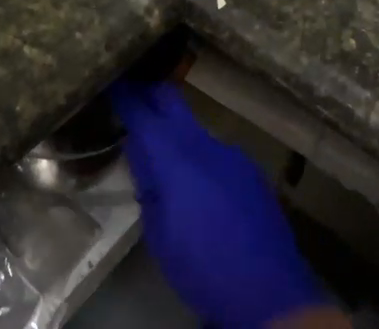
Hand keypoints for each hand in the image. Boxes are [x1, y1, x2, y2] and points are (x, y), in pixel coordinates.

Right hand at [109, 79, 330, 328]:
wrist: (271, 295)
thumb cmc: (201, 266)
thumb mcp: (157, 231)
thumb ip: (147, 185)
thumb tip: (140, 157)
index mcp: (173, 155)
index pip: (139, 109)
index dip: (121, 93)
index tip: (107, 83)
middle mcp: (202, 143)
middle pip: (170, 98)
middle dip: (149, 95)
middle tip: (131, 102)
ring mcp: (232, 154)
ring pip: (194, 128)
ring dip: (176, 134)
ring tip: (164, 161)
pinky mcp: (252, 171)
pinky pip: (215, 151)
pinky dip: (199, 157)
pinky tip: (199, 186)